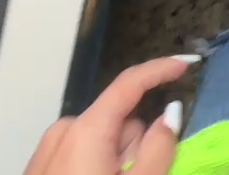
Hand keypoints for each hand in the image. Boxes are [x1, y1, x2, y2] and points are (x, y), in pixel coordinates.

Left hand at [25, 55, 193, 174]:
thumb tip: (168, 115)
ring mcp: (47, 154)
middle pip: (120, 120)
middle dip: (138, 143)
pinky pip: (81, 158)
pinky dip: (98, 171)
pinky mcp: (38, 174)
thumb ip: (159, 147)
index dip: (162, 69)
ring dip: (118, 161)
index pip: (130, 83)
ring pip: (102, 141)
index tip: (190, 64)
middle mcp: (64, 131)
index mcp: (87, 129)